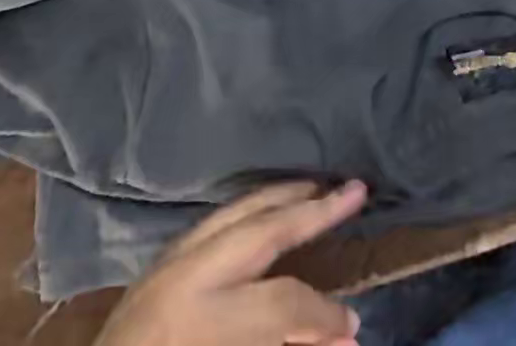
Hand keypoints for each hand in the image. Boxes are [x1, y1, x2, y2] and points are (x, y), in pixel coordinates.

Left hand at [94, 181, 367, 345]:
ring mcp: (169, 264)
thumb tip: (342, 336)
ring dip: (283, 196)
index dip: (325, 316)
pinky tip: (269, 204)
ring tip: (319, 186)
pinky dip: (251, 206)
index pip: (284, 304)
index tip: (353, 325)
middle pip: (264, 230)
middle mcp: (188, 279)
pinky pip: (216, 219)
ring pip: (237, 211)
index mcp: (206, 322)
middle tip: (356, 189)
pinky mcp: (158, 263)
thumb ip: (285, 343)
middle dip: (314, 209)